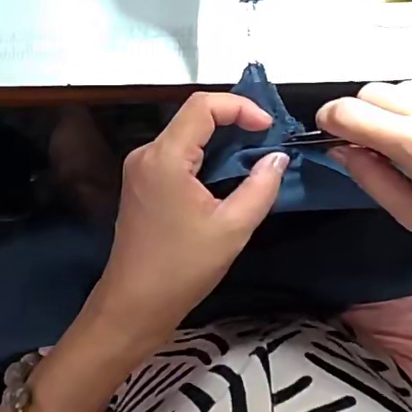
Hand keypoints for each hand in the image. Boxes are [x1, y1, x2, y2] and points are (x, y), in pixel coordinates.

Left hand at [79, 92, 288, 356]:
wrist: (133, 306)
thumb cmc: (181, 269)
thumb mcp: (232, 229)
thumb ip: (261, 187)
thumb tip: (278, 157)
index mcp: (164, 157)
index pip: (202, 106)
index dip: (240, 107)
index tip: (269, 128)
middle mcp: (147, 154)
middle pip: (193, 116)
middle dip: (234, 122)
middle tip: (268, 140)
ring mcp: (140, 168)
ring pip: (186, 135)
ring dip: (221, 140)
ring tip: (255, 157)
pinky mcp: (142, 183)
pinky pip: (177, 154)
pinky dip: (205, 156)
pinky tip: (228, 174)